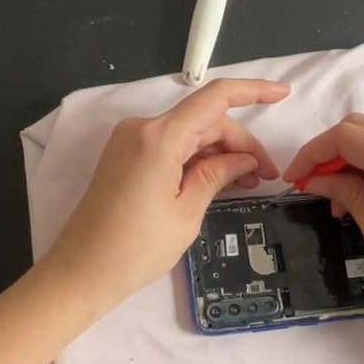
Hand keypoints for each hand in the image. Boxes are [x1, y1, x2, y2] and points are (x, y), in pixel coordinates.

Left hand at [42, 78, 290, 310]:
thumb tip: (243, 159)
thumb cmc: (135, 249)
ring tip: (247, 183)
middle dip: (239, 143)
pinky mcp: (124, 157)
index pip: (215, 98)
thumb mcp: (186, 212)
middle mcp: (142, 128)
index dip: (253, 91)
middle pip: (204, 120)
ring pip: (188, 134)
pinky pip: (169, 146)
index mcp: (159, 137)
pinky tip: (218, 180)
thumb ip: (216, 175)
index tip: (284, 95)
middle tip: (266, 176)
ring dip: (219, 153)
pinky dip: (196, 159)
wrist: (80, 272)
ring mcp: (129, 141)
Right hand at [286, 114, 363, 331]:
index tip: (292, 180)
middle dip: (327, 152)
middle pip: (361, 127)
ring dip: (347, 158)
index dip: (313, 153)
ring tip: (333, 199)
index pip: (348, 137)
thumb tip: (317, 180)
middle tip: (309, 186)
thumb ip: (350, 197)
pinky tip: (358, 195)